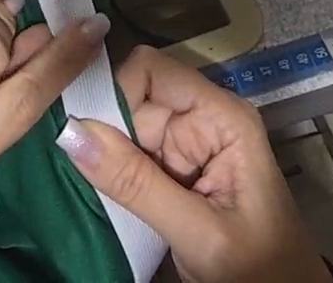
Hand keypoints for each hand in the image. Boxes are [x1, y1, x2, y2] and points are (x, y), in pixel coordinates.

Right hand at [56, 46, 331, 282]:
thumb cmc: (262, 272)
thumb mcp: (200, 233)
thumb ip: (137, 183)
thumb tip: (70, 130)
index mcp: (221, 116)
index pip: (152, 71)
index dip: (115, 91)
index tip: (81, 130)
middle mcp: (201, 118)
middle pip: (133, 98)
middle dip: (103, 128)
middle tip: (72, 163)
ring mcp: (186, 145)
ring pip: (124, 127)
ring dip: (103, 154)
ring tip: (79, 179)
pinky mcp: (173, 172)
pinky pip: (129, 156)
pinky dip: (111, 173)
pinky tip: (94, 189)